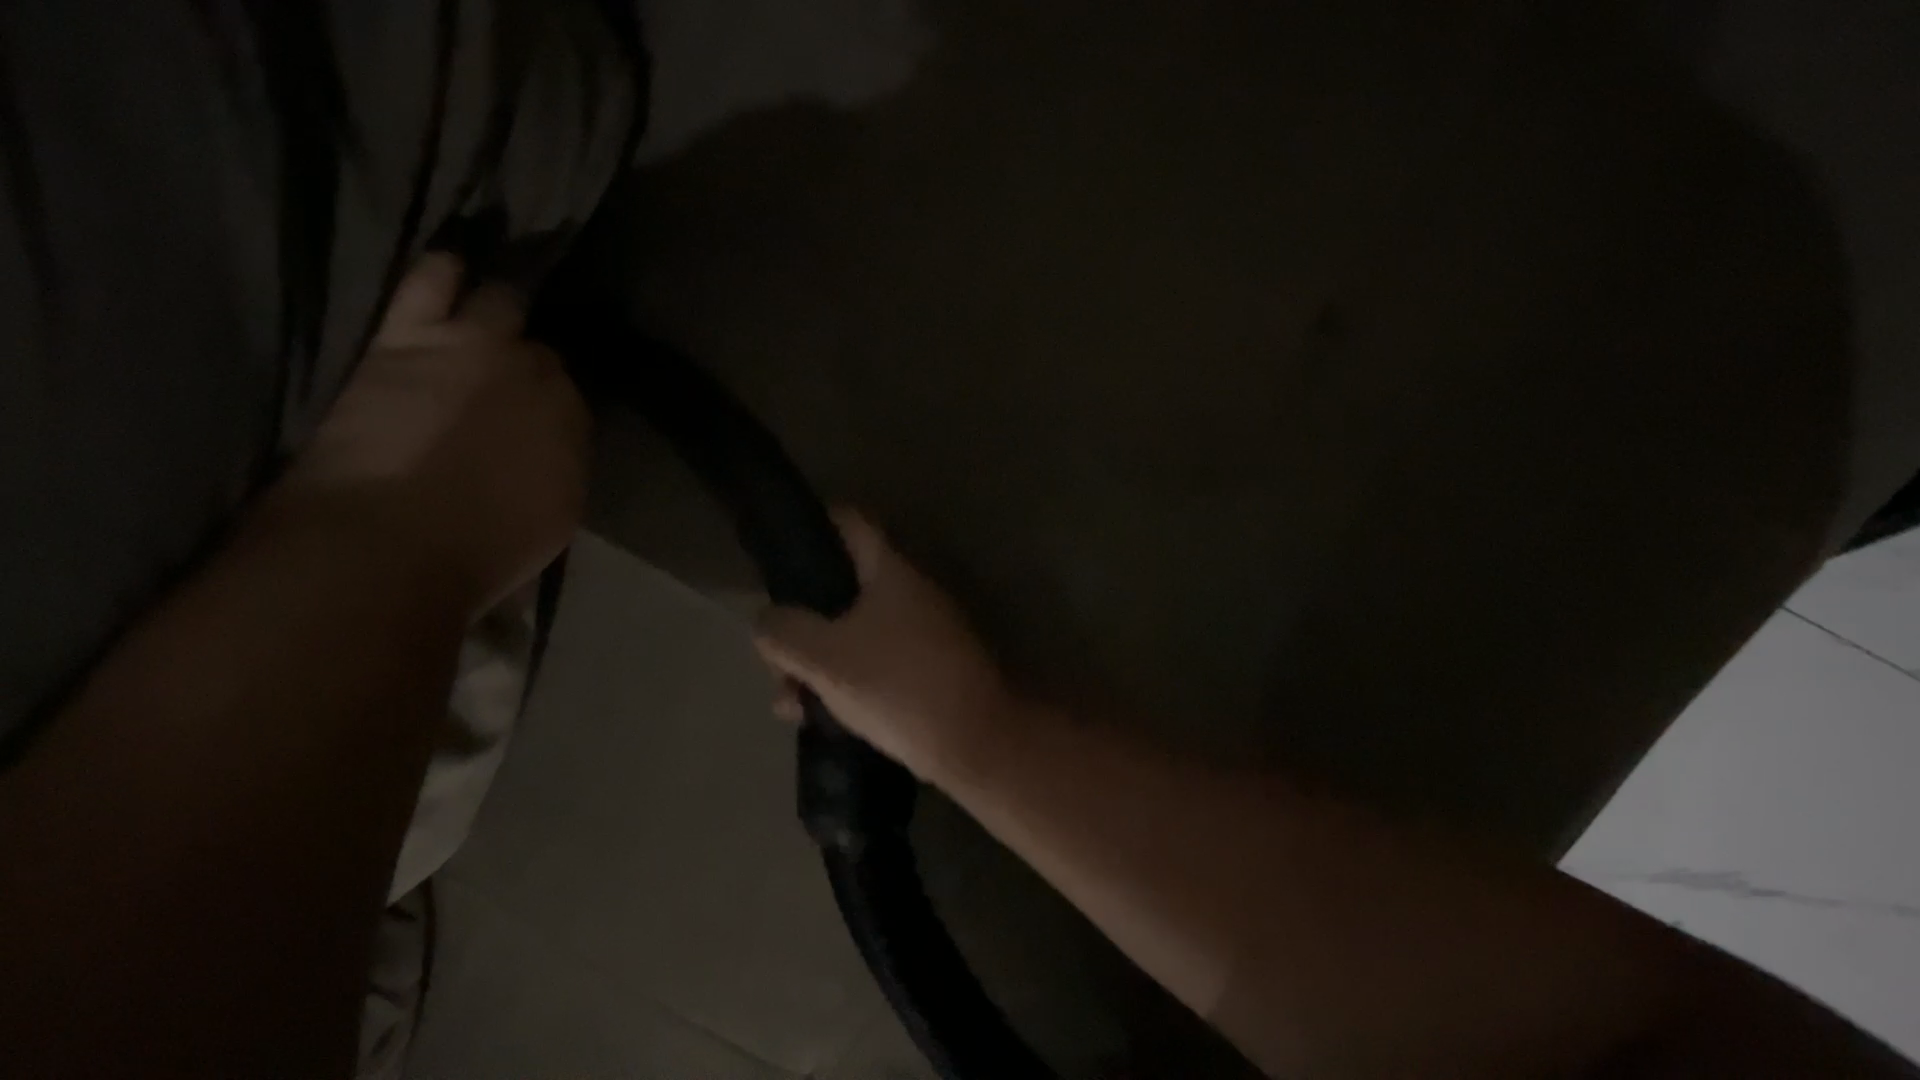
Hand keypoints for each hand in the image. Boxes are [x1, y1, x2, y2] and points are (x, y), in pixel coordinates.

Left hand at [271, 254, 590, 614]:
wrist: (392, 545)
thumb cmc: (477, 555)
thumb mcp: (546, 526)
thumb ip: (553, 477)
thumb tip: (543, 460)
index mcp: (574, 433)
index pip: (569, 402)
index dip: (546, 406)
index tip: (528, 419)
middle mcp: (540, 382)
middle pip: (540, 354)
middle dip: (527, 361)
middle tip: (507, 375)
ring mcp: (478, 351)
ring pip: (504, 305)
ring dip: (501, 306)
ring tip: (493, 305)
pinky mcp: (411, 337)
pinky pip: (434, 283)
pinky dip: (445, 272)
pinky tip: (450, 264)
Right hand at [754, 511, 1018, 783]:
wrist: (976, 745)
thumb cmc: (897, 686)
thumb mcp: (824, 658)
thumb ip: (784, 632)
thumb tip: (766, 619)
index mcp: (891, 571)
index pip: (849, 523)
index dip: (812, 526)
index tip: (778, 553)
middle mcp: (911, 594)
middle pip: (841, 590)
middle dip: (801, 626)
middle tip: (775, 664)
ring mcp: (924, 634)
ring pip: (853, 636)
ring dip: (817, 666)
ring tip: (792, 707)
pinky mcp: (929, 673)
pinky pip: (876, 666)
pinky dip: (846, 686)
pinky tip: (823, 721)